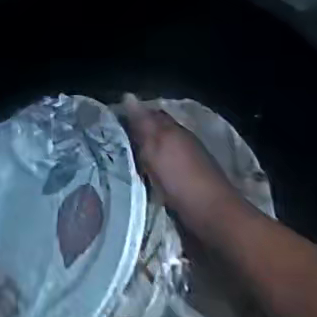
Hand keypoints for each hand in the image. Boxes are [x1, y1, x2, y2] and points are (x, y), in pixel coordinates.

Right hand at [116, 96, 253, 240]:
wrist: (213, 221)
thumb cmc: (184, 180)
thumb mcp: (159, 146)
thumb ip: (143, 124)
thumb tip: (127, 96)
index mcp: (174, 131)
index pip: (148, 115)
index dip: (129, 116)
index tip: (104, 123)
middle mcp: (179, 146)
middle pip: (151, 137)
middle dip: (131, 139)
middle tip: (102, 146)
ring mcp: (183, 170)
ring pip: (154, 158)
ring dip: (137, 161)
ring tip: (110, 166)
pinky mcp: (182, 192)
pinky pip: (157, 179)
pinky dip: (144, 179)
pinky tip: (131, 186)